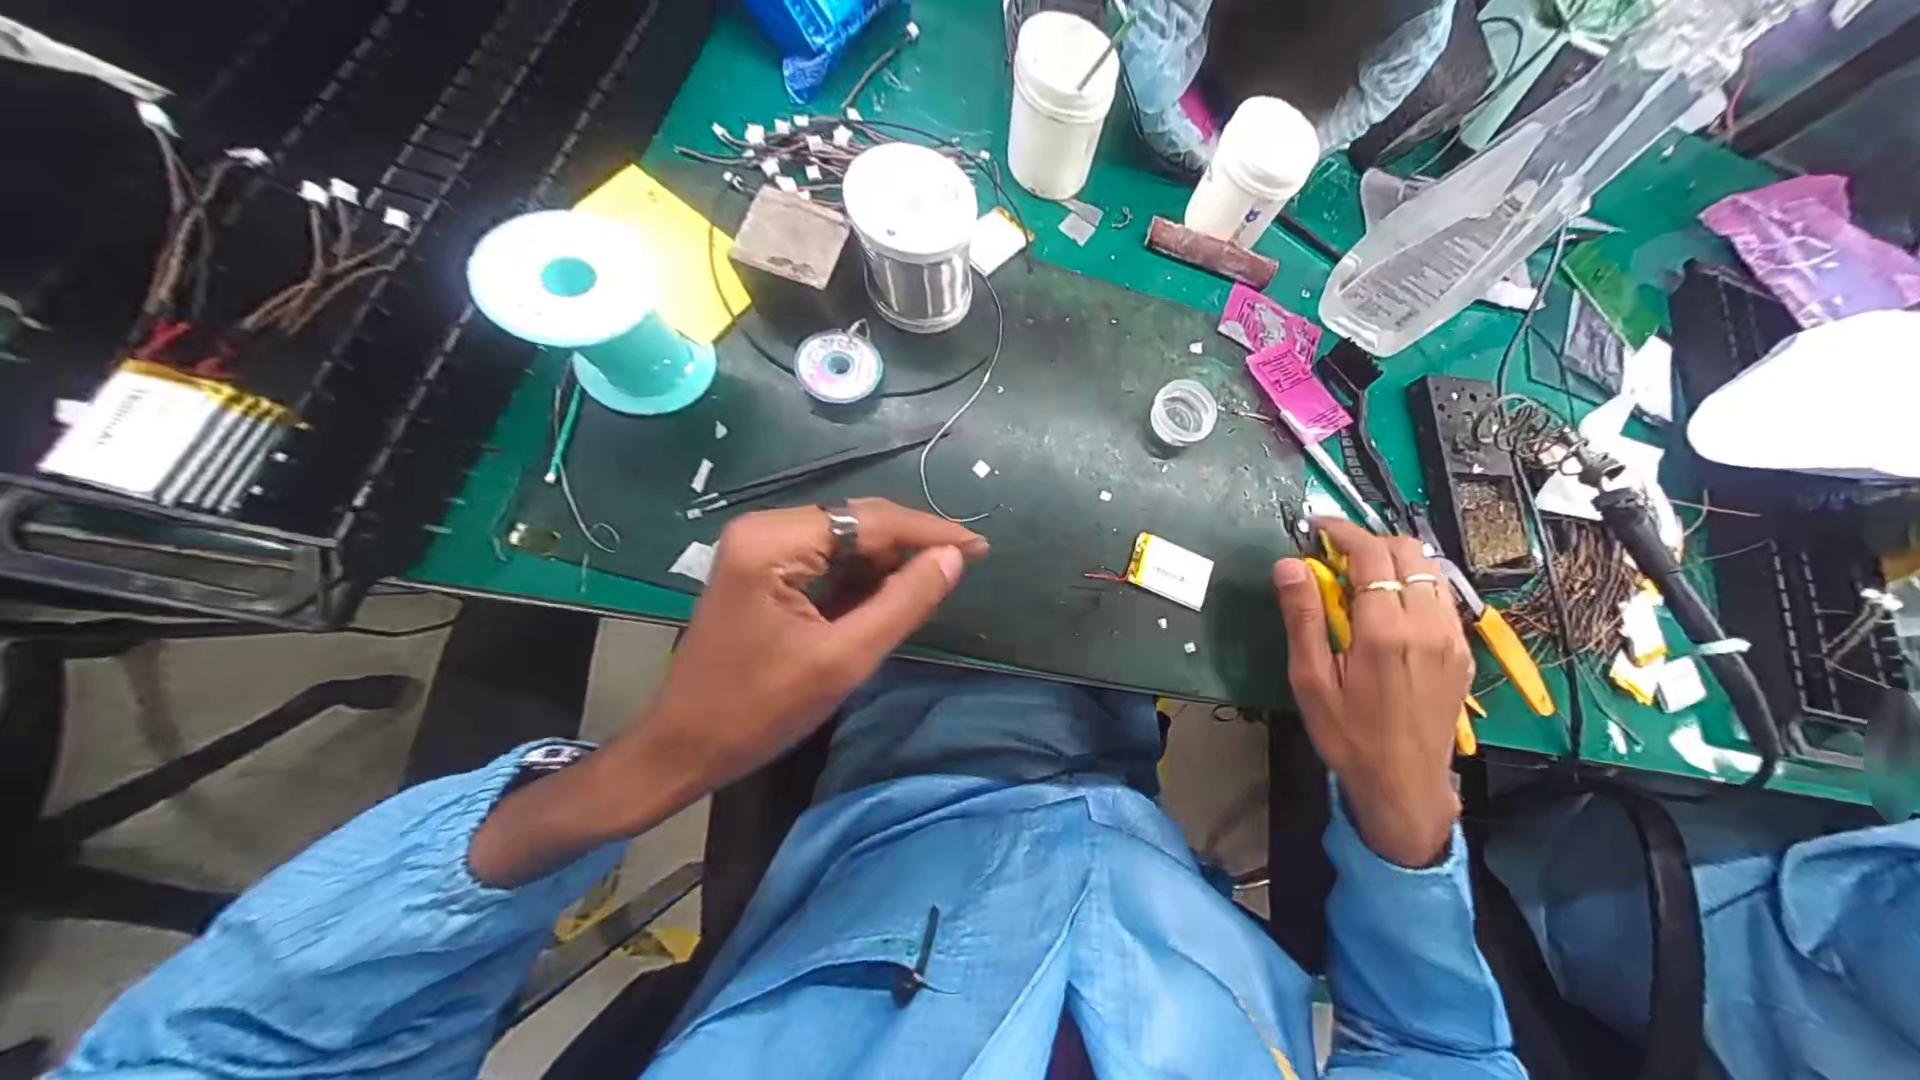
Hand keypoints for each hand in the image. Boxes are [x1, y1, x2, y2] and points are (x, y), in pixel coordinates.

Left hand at [470, 498, 984, 885]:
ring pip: (844, 540)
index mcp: (774, 542)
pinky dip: (858, 576)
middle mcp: (763, 529)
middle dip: (909, 546)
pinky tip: (883, 597)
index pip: (870, 521)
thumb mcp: (843, 660)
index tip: (978, 548)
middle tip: (958, 568)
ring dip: (885, 563)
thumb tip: (952, 558)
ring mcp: (758, 546)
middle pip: (857, 523)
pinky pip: (825, 558)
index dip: (929, 532)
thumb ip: (902, 603)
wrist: (685, 745)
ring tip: (924, 589)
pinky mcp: (760, 566)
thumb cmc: (759, 710)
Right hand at [1271, 519, 1470, 866]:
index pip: (1371, 554)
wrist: (1404, 783)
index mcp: (1386, 631)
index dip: (1341, 530)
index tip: (1314, 527)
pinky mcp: (1462, 650)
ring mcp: (1452, 637)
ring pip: (1429, 569)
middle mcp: (1428, 625)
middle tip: (1330, 555)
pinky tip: (1384, 607)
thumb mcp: (1310, 678)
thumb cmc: (1346, 733)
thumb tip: (1289, 565)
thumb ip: (1303, 616)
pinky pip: (1440, 596)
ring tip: (1355, 578)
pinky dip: (1411, 583)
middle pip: (1407, 551)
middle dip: (1366, 540)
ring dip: (1391, 560)